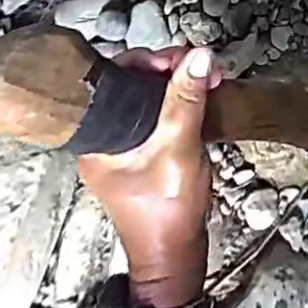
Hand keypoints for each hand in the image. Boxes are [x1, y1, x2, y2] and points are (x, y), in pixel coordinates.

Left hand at [77, 46, 222, 307]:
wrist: (176, 252)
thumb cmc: (166, 210)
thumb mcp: (178, 147)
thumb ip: (186, 100)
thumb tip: (199, 56)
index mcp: (98, 137)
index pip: (113, 79)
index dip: (145, 60)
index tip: (176, 59)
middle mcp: (108, 135)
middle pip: (135, 82)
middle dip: (170, 67)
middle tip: (198, 64)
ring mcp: (129, 140)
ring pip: (152, 92)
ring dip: (182, 79)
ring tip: (208, 76)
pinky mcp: (149, 144)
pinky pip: (163, 106)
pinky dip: (185, 94)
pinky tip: (204, 90)